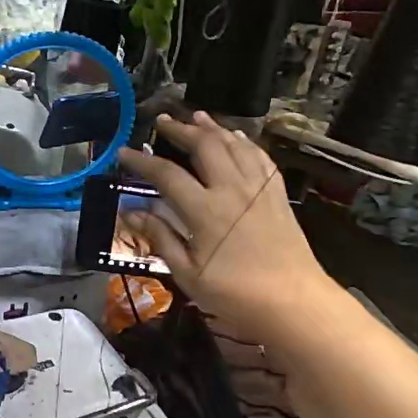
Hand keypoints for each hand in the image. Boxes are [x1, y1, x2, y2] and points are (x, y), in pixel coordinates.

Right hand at [117, 113, 336, 341]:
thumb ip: (161, 238)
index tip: (125, 152)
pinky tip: (238, 138)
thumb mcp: (189, 274)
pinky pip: (260, 157)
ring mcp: (259, 188)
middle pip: (205, 145)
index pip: (167, 174)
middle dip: (181, 129)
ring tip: (197, 116)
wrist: (292, 301)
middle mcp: (232, 188)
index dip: (143, 161)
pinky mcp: (278, 194)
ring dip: (213, 128)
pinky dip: (245, 142)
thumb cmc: (236, 294)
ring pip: (235, 144)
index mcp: (205, 209)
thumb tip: (131, 212)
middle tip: (163, 120)